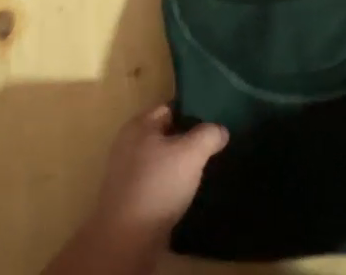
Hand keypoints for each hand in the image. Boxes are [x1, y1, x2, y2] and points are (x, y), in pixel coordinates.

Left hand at [89, 105, 228, 235]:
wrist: (127, 237)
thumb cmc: (158, 185)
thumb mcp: (191, 153)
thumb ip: (208, 135)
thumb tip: (220, 130)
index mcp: (139, 125)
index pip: (170, 108)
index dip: (193, 113)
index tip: (213, 124)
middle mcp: (128, 143)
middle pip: (164, 134)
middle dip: (186, 140)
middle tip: (211, 149)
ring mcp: (125, 171)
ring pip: (159, 159)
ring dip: (178, 165)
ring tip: (201, 172)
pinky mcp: (128, 196)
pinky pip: (154, 181)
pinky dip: (168, 184)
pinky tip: (184, 194)